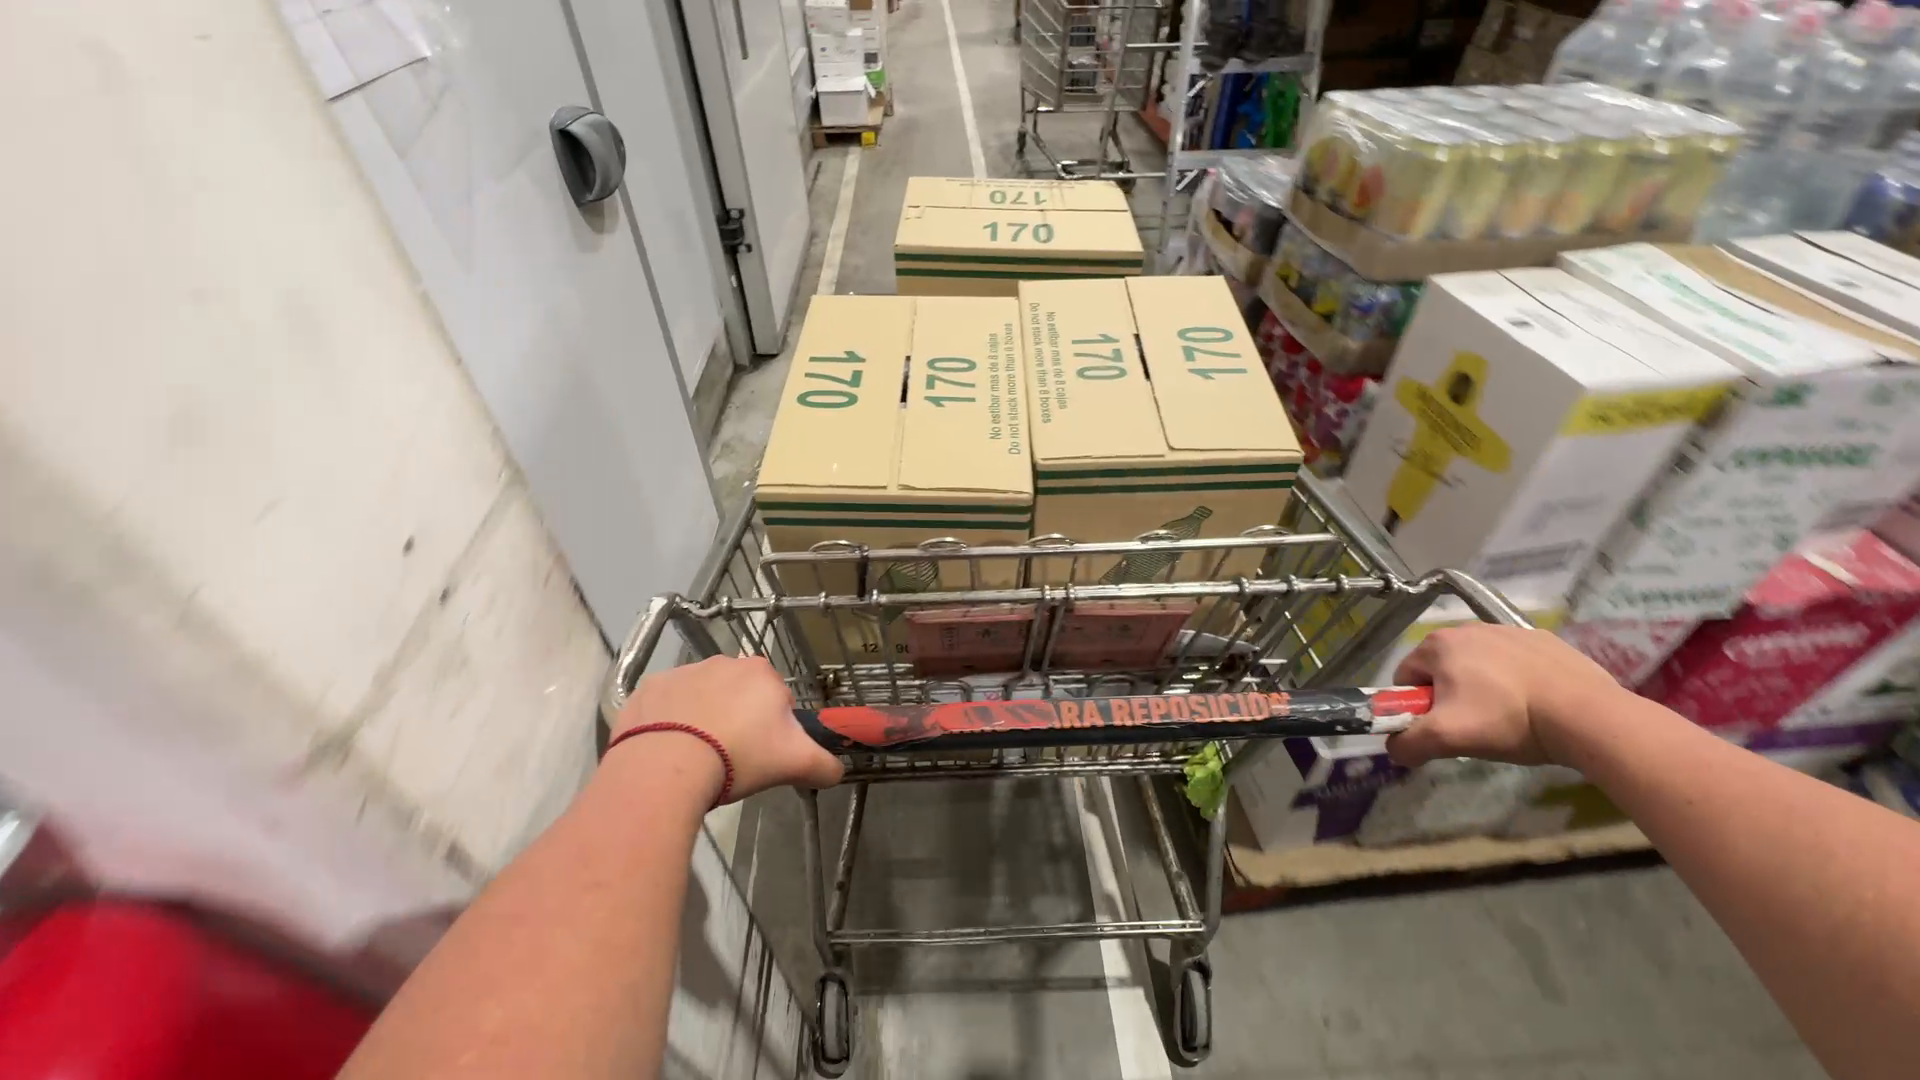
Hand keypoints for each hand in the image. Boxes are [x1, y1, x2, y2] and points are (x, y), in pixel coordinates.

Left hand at [614, 655, 842, 800]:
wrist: (665, 766)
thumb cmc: (738, 756)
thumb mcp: (794, 763)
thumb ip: (824, 765)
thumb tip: (837, 771)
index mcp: (762, 673)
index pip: (778, 698)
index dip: (774, 728)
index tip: (763, 753)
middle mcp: (723, 662)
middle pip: (739, 695)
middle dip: (738, 720)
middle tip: (732, 758)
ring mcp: (682, 672)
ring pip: (702, 697)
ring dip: (704, 719)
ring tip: (697, 758)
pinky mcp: (647, 688)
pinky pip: (666, 704)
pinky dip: (669, 722)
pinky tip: (668, 750)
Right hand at [1384, 623, 1629, 768]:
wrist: (1587, 716)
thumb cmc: (1507, 720)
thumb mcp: (1447, 739)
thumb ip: (1408, 744)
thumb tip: (1395, 749)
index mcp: (1438, 645)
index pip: (1406, 677)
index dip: (1417, 706)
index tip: (1442, 726)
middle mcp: (1468, 629)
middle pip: (1442, 669)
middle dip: (1450, 696)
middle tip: (1475, 725)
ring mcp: (1509, 631)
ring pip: (1478, 665)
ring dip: (1483, 688)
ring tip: (1510, 717)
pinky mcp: (1544, 640)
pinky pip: (1514, 662)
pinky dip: (1516, 680)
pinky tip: (1535, 704)